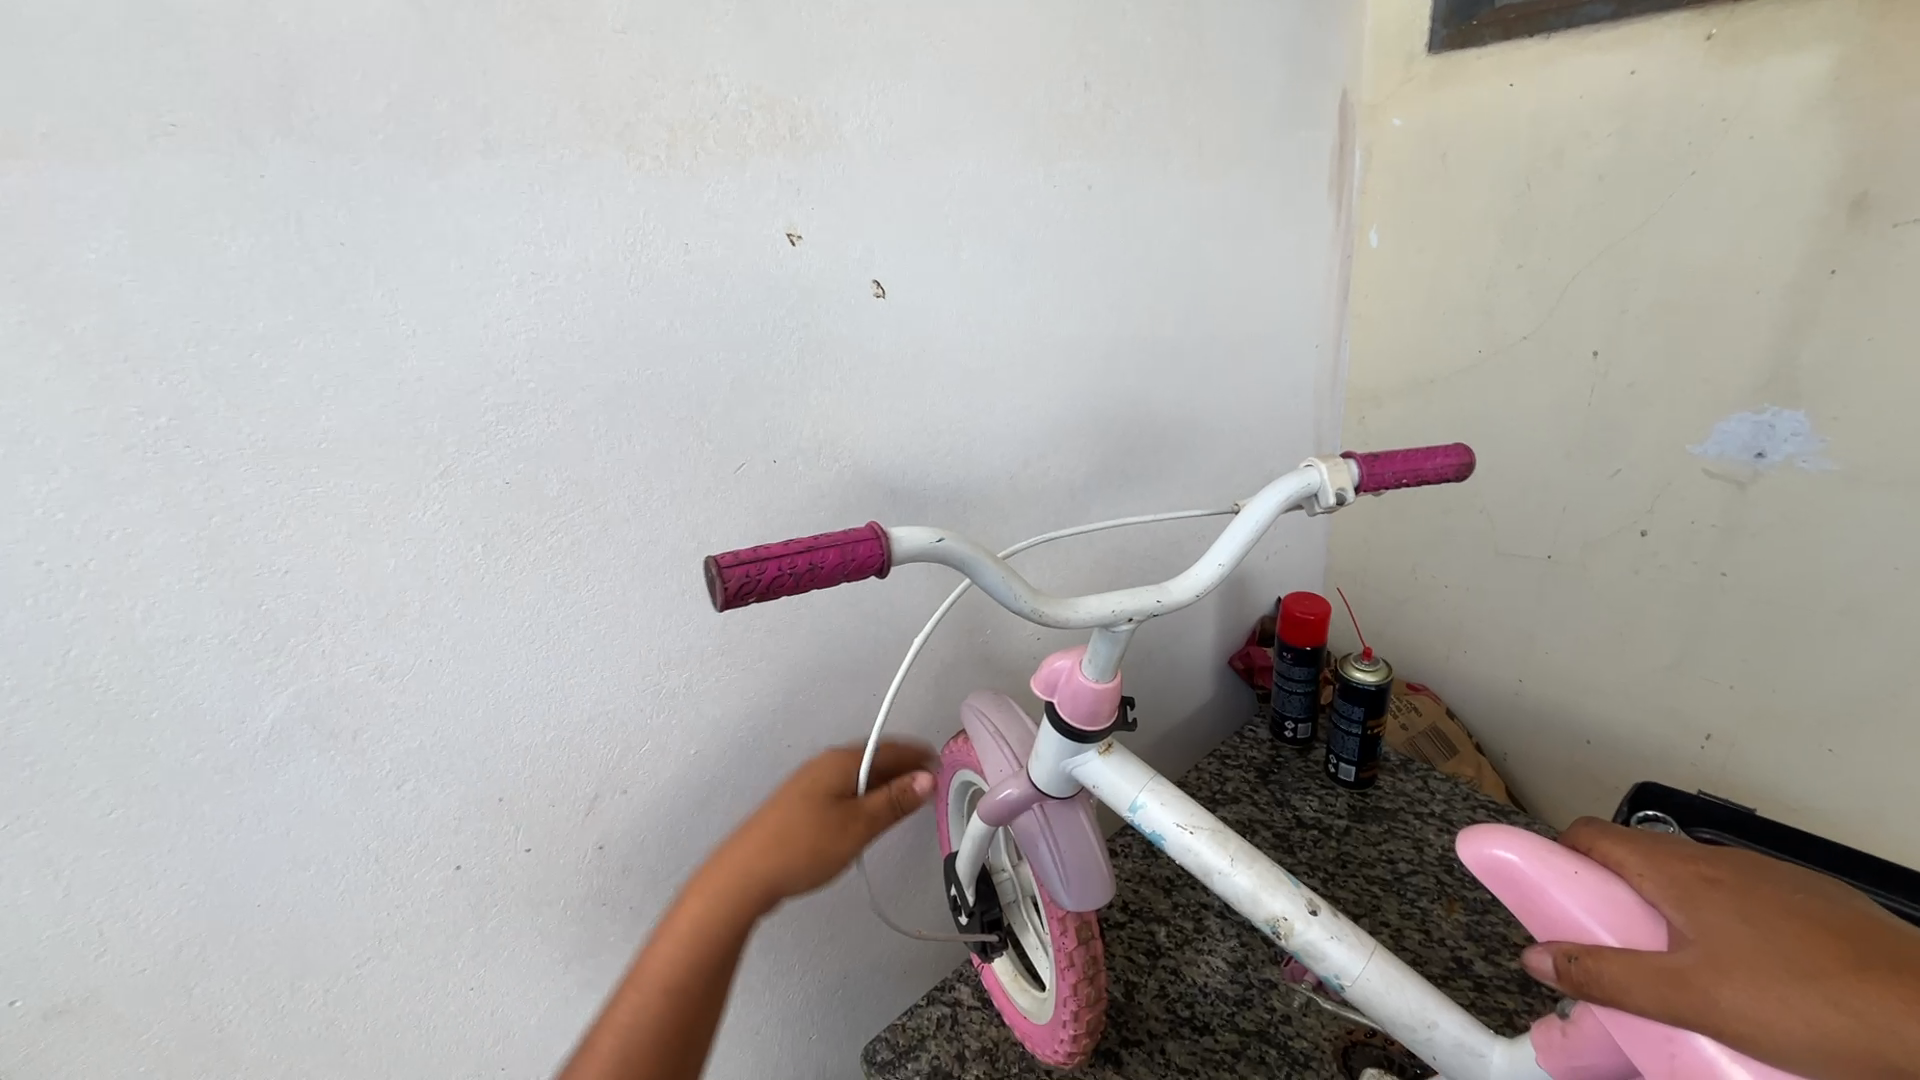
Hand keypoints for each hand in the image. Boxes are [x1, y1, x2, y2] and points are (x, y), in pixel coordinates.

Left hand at [704, 740, 937, 914]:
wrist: (744, 875)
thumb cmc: (797, 848)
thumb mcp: (859, 825)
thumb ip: (895, 801)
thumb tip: (923, 780)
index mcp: (840, 762)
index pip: (891, 748)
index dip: (918, 756)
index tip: (937, 764)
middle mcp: (823, 766)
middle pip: (873, 759)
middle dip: (903, 769)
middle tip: (927, 783)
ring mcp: (809, 785)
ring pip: (857, 776)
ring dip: (883, 785)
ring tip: (903, 801)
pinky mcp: (800, 806)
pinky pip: (842, 791)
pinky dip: (863, 798)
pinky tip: (866, 818)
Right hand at [1521, 817, 1919, 1079]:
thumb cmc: (1811, 1003)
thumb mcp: (1692, 1001)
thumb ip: (1607, 977)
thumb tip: (1535, 957)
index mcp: (1674, 871)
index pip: (1589, 834)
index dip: (1562, 858)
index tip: (1558, 899)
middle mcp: (1716, 859)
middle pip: (1638, 857)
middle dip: (1614, 896)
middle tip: (1616, 948)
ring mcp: (1773, 878)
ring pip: (1694, 881)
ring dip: (1672, 913)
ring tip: (1688, 972)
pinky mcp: (1820, 903)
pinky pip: (1747, 901)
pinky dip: (1728, 926)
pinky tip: (1757, 977)